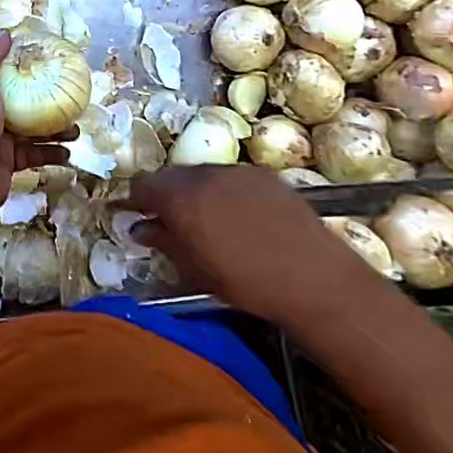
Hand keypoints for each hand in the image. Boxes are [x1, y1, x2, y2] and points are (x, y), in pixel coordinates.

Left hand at [0, 34, 71, 221]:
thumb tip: (4, 33)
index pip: (1, 73)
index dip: (22, 65)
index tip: (48, 61)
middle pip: (21, 102)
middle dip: (45, 100)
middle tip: (70, 98)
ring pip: (32, 130)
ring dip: (55, 129)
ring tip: (76, 130)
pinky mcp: (8, 162)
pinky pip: (34, 155)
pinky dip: (51, 154)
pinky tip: (68, 154)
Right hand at [121, 165, 366, 320]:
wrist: (314, 277)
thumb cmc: (246, 282)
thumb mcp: (195, 269)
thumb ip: (163, 242)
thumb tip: (140, 228)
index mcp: (181, 197)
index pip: (144, 184)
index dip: (138, 200)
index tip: (139, 216)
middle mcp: (205, 174)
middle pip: (172, 175)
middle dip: (167, 194)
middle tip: (172, 221)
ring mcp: (237, 171)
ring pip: (203, 174)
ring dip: (197, 191)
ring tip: (208, 220)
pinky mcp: (265, 175)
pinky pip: (232, 177)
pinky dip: (225, 191)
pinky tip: (239, 216)